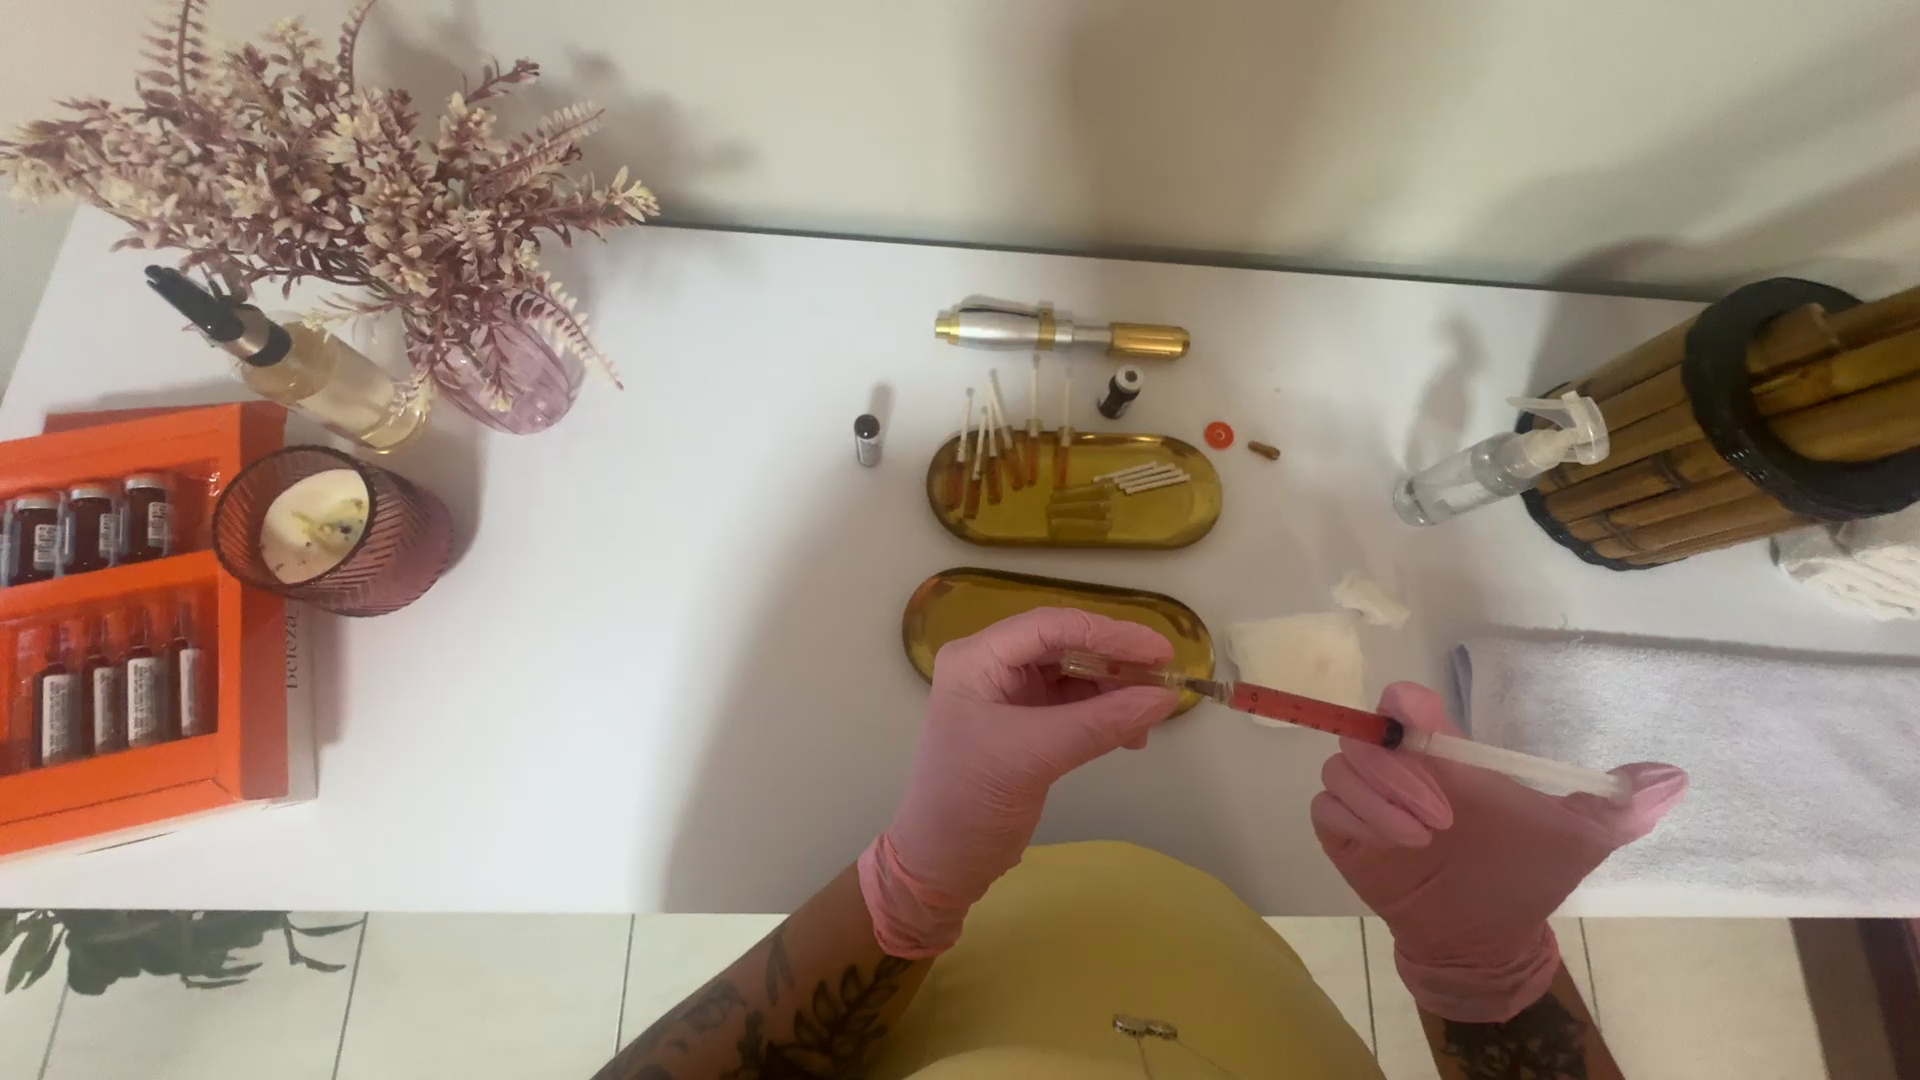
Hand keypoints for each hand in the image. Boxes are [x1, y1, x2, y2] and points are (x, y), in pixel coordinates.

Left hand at [859, 608, 1179, 956]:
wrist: (942, 862)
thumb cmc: (971, 801)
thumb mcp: (1035, 756)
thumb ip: (1101, 722)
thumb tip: (1167, 696)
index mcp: (977, 657)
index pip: (1050, 626)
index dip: (1108, 632)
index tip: (1160, 650)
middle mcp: (991, 664)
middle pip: (1063, 644)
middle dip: (1114, 659)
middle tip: (1164, 674)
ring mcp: (1007, 692)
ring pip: (1072, 673)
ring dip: (1113, 689)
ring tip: (1152, 711)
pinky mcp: (1024, 721)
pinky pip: (1073, 703)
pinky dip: (1104, 713)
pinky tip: (1132, 733)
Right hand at [1313, 682, 1687, 1021]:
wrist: (1484, 934)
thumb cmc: (1524, 875)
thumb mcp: (1578, 840)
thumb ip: (1618, 806)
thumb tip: (1673, 776)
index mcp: (1440, 753)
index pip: (1404, 703)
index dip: (1404, 706)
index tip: (1420, 730)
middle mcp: (1394, 765)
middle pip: (1364, 734)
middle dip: (1396, 772)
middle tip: (1442, 816)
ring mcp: (1362, 795)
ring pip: (1341, 768)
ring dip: (1379, 800)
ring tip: (1423, 838)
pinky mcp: (1340, 827)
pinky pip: (1327, 805)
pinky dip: (1356, 819)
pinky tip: (1394, 845)